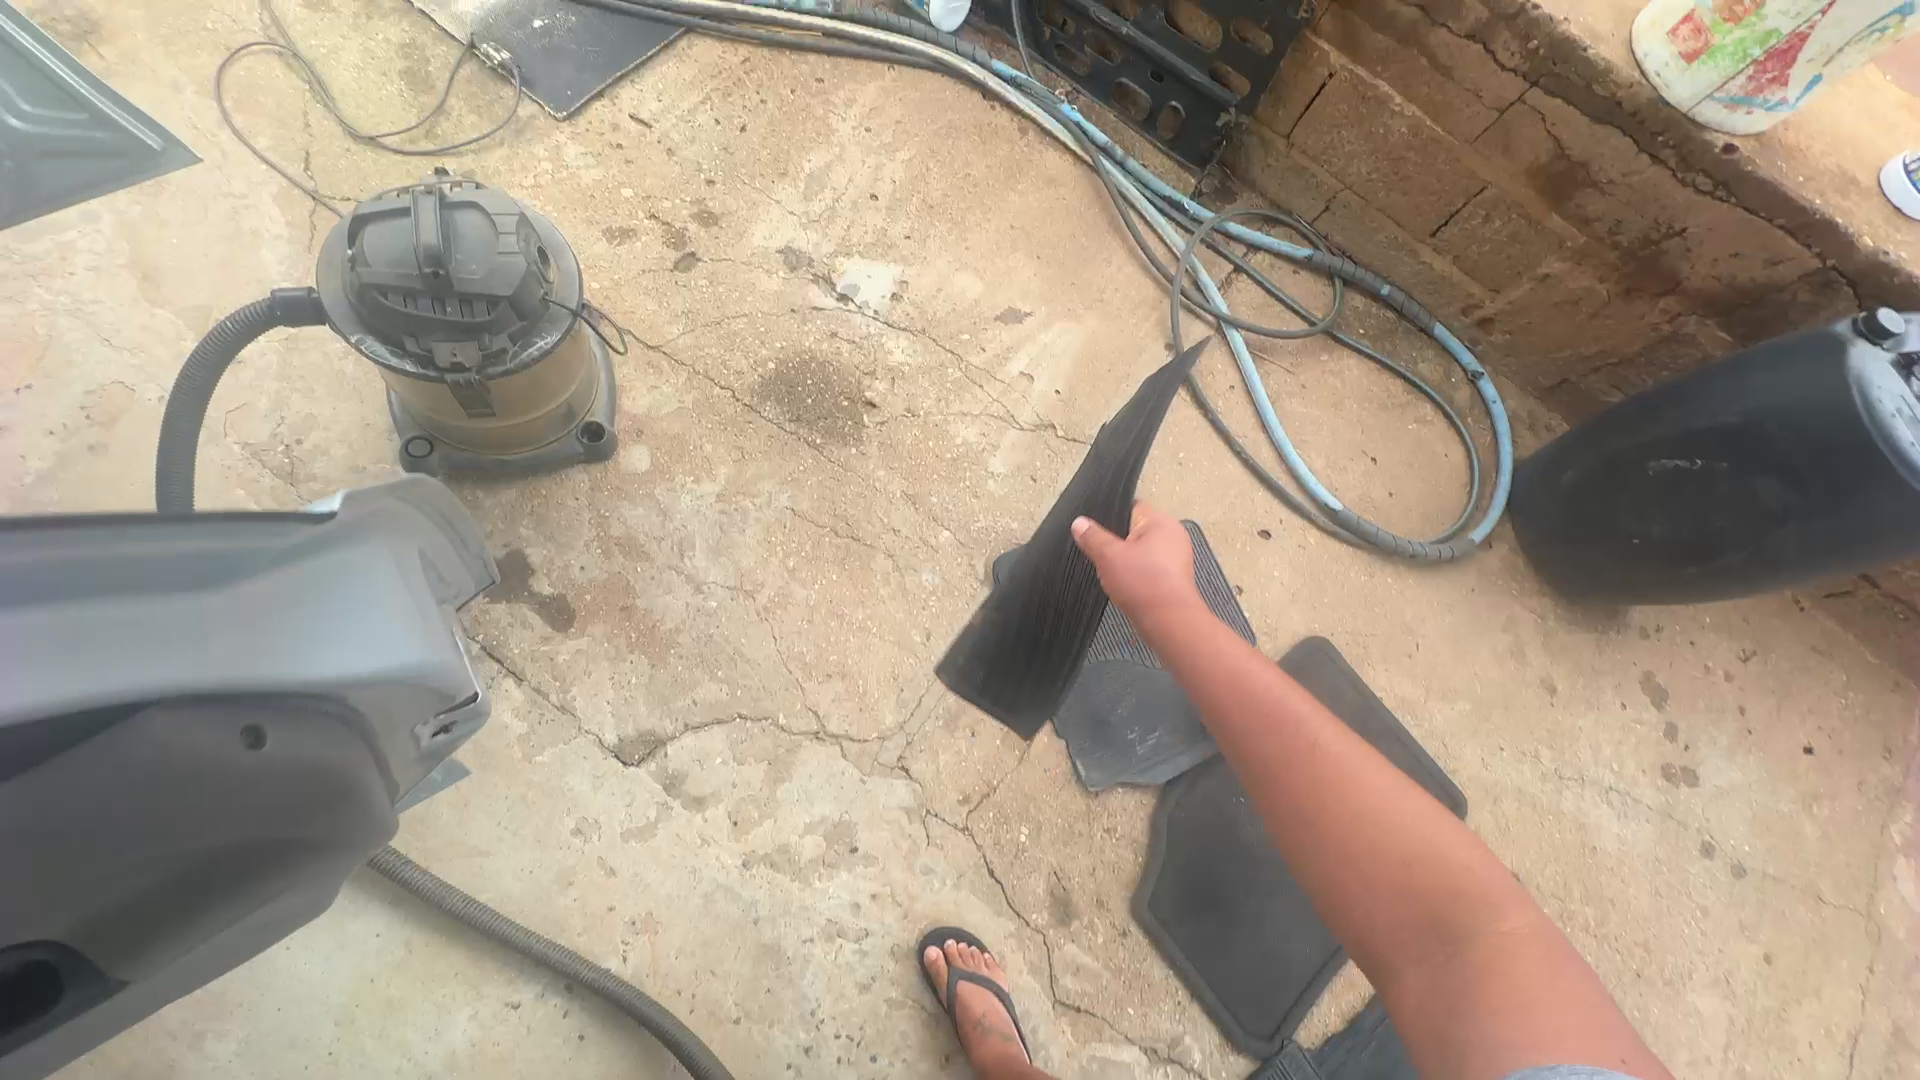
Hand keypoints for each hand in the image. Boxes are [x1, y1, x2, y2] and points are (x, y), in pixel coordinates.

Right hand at [1071, 501, 1203, 630]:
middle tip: (1101, 552)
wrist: (1169, 621)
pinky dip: (1136, 573)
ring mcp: (1176, 557)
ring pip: (1141, 550)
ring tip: (1112, 570)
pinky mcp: (1174, 577)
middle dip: (1117, 541)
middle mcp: (1173, 535)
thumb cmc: (1143, 583)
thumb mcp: (1108, 556)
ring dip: (1127, 560)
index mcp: (1161, 521)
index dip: (1111, 516)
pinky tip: (1125, 584)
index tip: (1095, 530)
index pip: (1131, 506)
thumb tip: (1079, 522)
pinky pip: (1149, 567)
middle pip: (1135, 529)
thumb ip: (1092, 537)